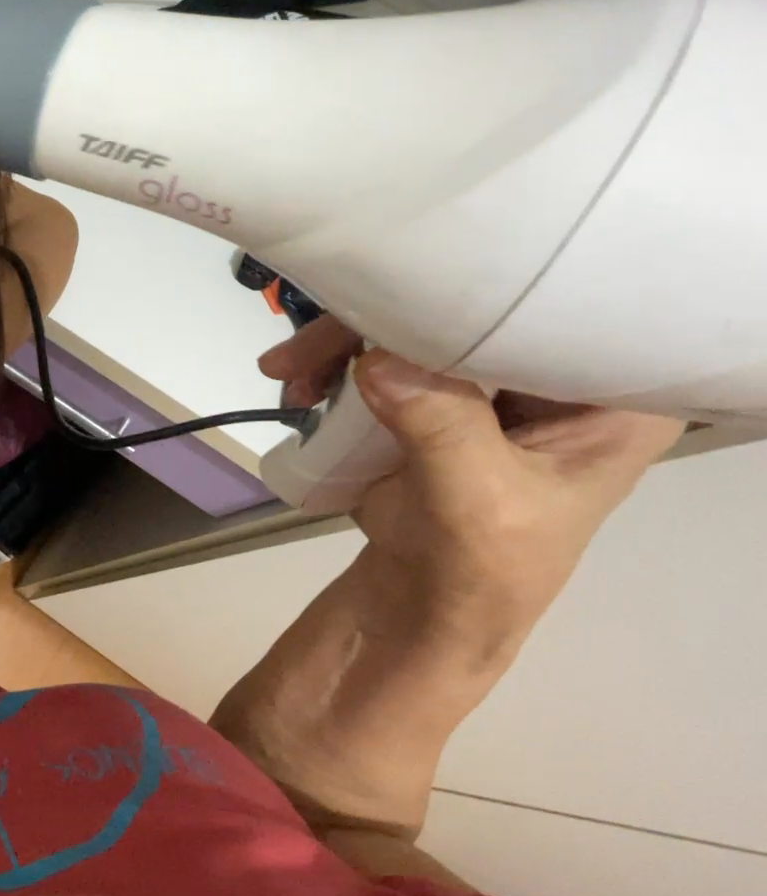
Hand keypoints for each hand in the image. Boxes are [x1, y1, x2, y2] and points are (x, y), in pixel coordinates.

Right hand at [260, 318, 684, 639]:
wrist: (426, 602)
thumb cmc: (482, 565)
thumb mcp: (477, 501)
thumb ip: (440, 429)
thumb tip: (376, 362)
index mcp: (608, 391)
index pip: (548, 312)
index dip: (477, 295)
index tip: (395, 293)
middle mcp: (552, 372)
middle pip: (465, 312)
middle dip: (375, 325)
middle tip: (298, 357)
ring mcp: (486, 383)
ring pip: (410, 330)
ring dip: (341, 347)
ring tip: (287, 377)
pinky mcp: (433, 396)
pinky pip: (382, 358)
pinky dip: (336, 367)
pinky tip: (302, 388)